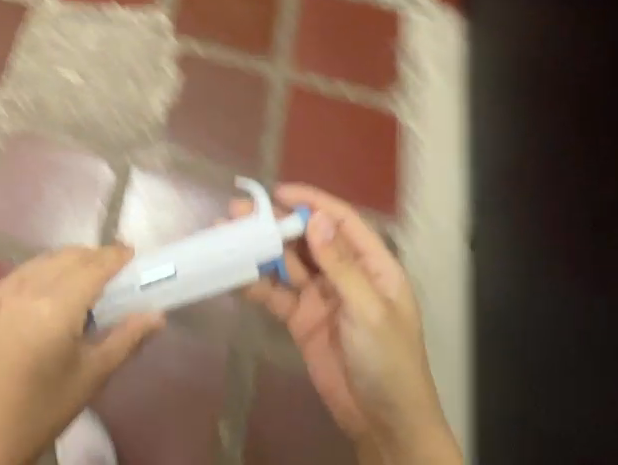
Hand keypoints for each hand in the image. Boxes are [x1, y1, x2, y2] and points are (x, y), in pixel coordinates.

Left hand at [0, 246, 163, 464]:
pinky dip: (37, 277)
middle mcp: (24, 289)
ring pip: (39, 263)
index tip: (131, 255)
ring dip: (64, 264)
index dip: (114, 257)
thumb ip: (126, 339)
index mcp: (55, 308)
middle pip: (66, 258)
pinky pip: (16, 276)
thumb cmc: (44, 409)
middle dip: (91, 259)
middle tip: (111, 272)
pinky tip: (44, 297)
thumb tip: (157, 315)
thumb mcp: (91, 377)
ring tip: (81, 281)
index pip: (92, 268)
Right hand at [238, 185, 459, 464]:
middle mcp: (345, 276)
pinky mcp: (301, 320)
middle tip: (239, 212)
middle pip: (307, 239)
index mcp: (373, 267)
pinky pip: (275, 294)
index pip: (341, 222)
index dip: (312, 202)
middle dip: (275, 224)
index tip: (278, 192)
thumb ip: (340, 266)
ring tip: (228, 235)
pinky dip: (255, 283)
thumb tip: (316, 219)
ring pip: (287, 263)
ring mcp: (321, 298)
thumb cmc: (390, 363)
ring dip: (260, 249)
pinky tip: (234, 273)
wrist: (385, 426)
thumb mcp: (369, 312)